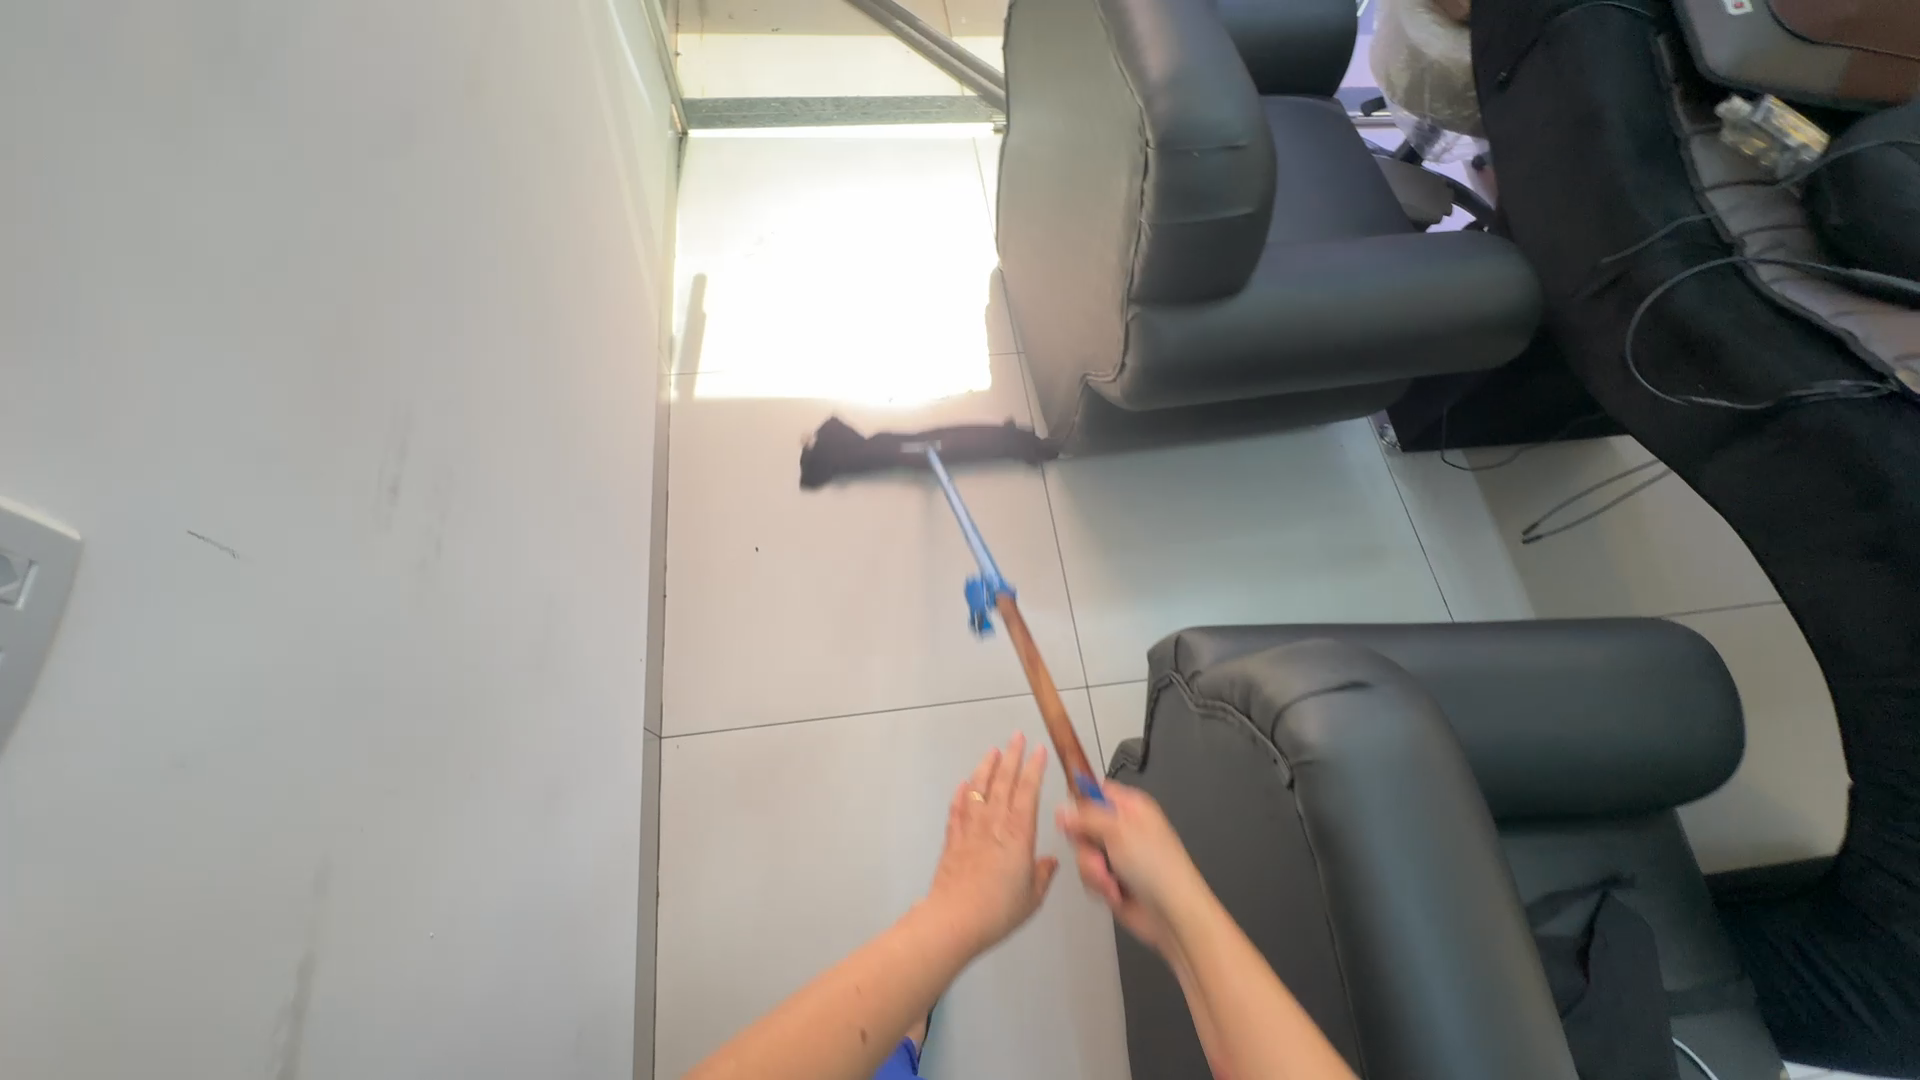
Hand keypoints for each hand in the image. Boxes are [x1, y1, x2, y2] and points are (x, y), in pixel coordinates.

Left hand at [922, 733, 1060, 954]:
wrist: (955, 919)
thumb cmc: (999, 909)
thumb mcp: (1032, 896)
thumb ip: (1042, 875)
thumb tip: (1050, 862)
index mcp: (1019, 833)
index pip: (1029, 791)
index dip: (1034, 768)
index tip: (1039, 750)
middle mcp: (995, 822)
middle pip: (1004, 780)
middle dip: (1012, 756)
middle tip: (1017, 736)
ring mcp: (971, 827)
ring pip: (979, 788)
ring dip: (986, 767)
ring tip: (993, 751)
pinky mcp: (953, 837)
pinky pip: (958, 808)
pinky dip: (962, 793)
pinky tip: (964, 784)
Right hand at [1055, 782, 1202, 954]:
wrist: (1172, 914)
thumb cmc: (1156, 866)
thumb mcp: (1118, 829)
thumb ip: (1085, 816)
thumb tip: (1062, 810)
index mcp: (1130, 807)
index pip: (1096, 792)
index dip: (1081, 802)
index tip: (1072, 818)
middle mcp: (1123, 828)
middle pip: (1083, 825)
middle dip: (1086, 846)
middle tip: (1100, 857)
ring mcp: (1117, 855)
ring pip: (1083, 853)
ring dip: (1093, 870)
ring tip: (1111, 882)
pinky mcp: (1112, 879)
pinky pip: (1089, 875)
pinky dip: (1098, 885)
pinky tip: (1115, 893)